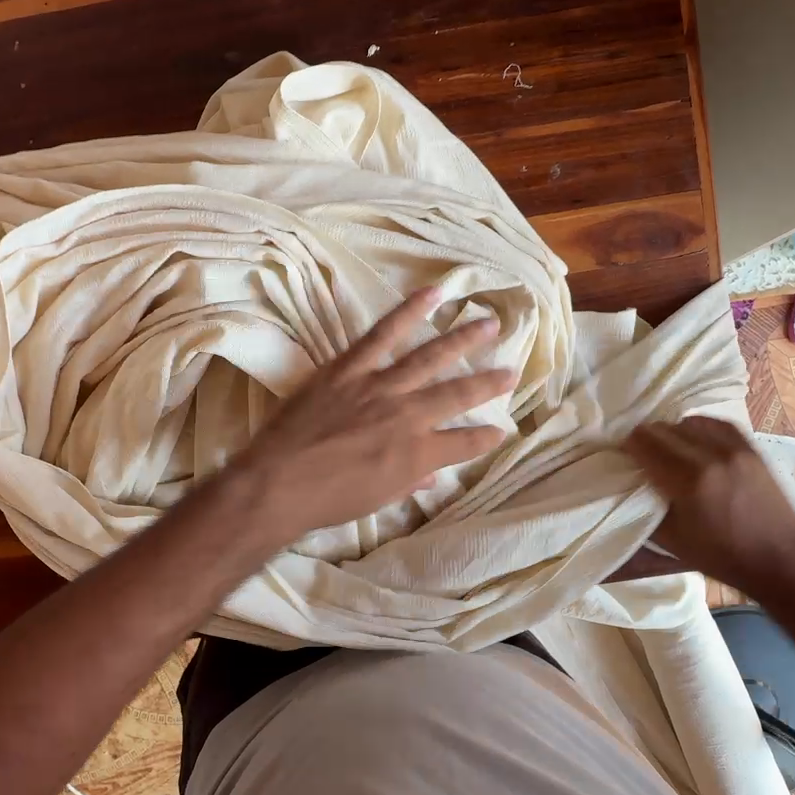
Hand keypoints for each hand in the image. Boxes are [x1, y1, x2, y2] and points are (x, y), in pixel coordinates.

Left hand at [224, 287, 512, 542]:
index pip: (463, 444)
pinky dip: (410, 312)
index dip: (485, 438)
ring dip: (464, 339)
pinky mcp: (350, 367)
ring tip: (491, 323)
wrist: (280, 482)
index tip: (501, 431)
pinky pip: (384, 333)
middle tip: (513, 370)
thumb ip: (408, 481)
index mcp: (417, 455)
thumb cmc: (328, 500)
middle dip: (489, 382)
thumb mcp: (377, 499)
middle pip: (458, 394)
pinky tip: (434, 294)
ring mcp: (380, 386)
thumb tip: (429, 475)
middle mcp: (408, 416)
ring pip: (431, 357)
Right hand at [621, 417, 794, 593]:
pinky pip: (717, 425)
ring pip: (690, 423)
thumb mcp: (671, 539)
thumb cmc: (721, 556)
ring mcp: (736, 449)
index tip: (622, 457)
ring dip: (672, 433)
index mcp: (689, 480)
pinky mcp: (752, 449)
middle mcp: (712, 456)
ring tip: (667, 451)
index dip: (628, 447)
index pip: (645, 444)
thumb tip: (633, 482)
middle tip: (640, 457)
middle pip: (664, 429)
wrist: (781, 559)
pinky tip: (693, 442)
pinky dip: (698, 429)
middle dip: (646, 440)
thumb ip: (648, 504)